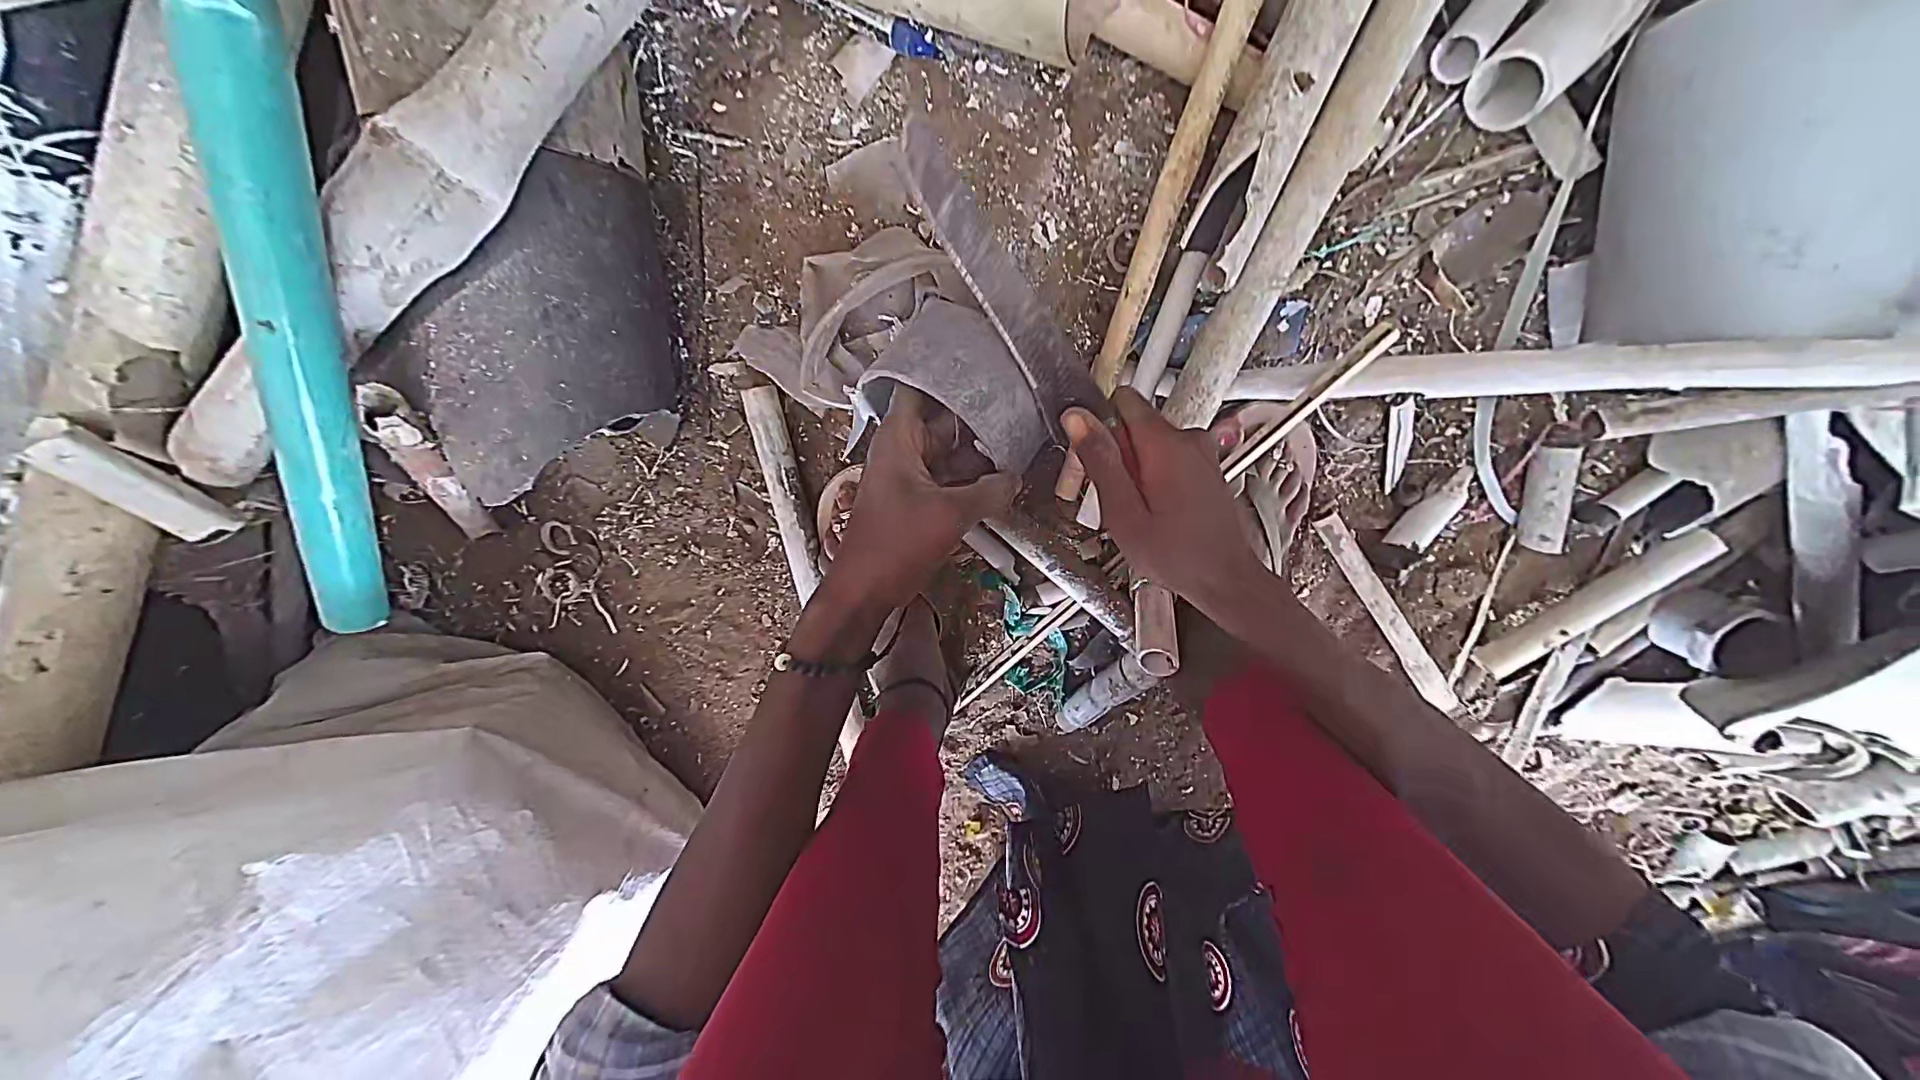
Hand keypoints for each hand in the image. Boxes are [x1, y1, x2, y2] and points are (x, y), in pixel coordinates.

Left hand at [826, 387, 1018, 611]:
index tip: (982, 366)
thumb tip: (1015, 478)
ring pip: (950, 455)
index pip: (919, 389)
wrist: (866, 589)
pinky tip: (1002, 480)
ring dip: (978, 456)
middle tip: (1019, 411)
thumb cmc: (896, 544)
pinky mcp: (918, 500)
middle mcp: (904, 451)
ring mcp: (911, 476)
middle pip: (945, 424)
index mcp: (899, 439)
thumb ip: (989, 491)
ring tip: (1019, 445)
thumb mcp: (951, 514)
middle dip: (978, 421)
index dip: (948, 375)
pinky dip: (970, 481)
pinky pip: (948, 480)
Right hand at [1063, 389, 1265, 616]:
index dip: (1099, 426)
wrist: (1225, 580)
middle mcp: (1188, 440)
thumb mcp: (1123, 512)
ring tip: (1134, 512)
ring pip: (1147, 446)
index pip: (1122, 401)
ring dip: (1132, 473)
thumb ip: (1100, 460)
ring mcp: (1200, 454)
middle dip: (1114, 456)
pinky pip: (1165, 460)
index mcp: (1166, 444)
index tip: (1094, 459)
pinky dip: (1152, 481)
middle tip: (1113, 500)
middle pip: (1132, 426)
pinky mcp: (1204, 469)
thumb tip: (1078, 419)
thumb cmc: (1178, 556)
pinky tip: (1153, 513)